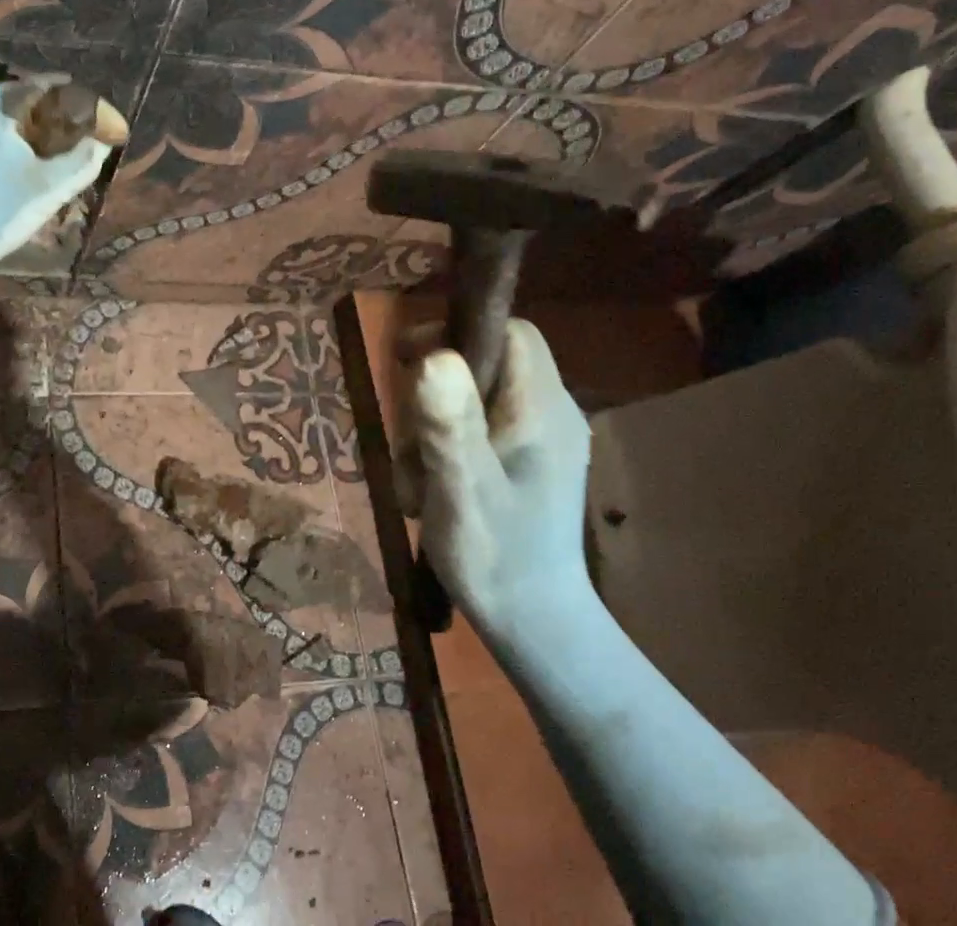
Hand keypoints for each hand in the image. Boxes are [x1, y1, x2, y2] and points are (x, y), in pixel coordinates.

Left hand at [0, 77, 113, 271]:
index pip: (52, 86)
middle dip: (67, 122)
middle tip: (97, 143)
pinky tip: (47, 175)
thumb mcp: (51, 184)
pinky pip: (10, 145)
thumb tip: (104, 141)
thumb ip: (84, 159)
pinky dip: (31, 153)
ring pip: (22, 127)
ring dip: (50, 141)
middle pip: (36, 105)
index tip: (109, 124)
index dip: (84, 104)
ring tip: (78, 160)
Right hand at [394, 319, 592, 631]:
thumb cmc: (496, 555)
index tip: (407, 363)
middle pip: (482, 366)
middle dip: (433, 400)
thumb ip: (448, 422)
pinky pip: (476, 433)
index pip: (508, 332)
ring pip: (471, 402)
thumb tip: (431, 356)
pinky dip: (445, 454)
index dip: (455, 334)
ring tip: (419, 486)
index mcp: (541, 409)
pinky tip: (432, 494)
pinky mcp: (526, 465)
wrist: (533, 624)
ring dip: (430, 435)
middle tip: (410, 451)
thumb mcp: (461, 487)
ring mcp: (539, 441)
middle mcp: (549, 414)